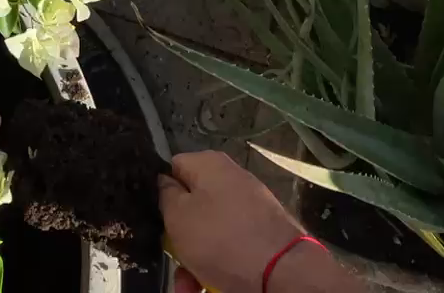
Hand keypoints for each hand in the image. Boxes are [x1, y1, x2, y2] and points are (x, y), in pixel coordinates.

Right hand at [158, 151, 339, 292]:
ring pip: (210, 234)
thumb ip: (165, 195)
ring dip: (195, 264)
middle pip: (192, 207)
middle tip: (174, 265)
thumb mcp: (179, 216)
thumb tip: (165, 183)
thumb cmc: (223, 239)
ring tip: (189, 290)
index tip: (158, 221)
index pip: (174, 169)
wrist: (286, 275)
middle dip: (179, 241)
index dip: (162, 195)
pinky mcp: (264, 236)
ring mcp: (250, 208)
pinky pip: (232, 249)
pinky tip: (211, 290)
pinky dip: (219, 269)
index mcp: (209, 164)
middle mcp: (230, 180)